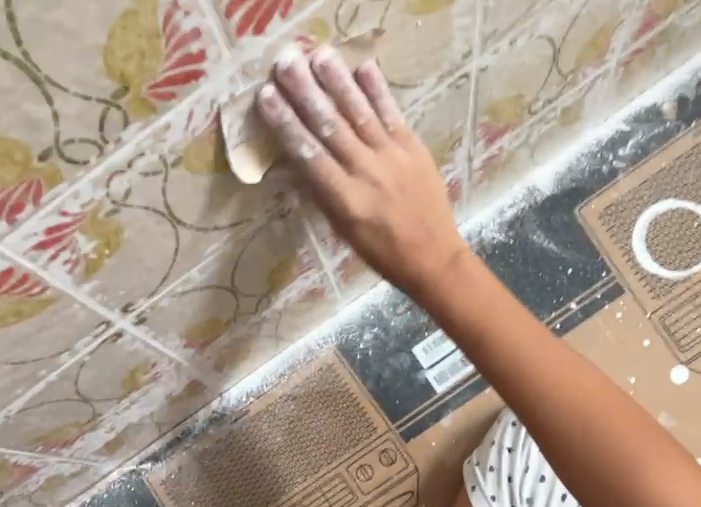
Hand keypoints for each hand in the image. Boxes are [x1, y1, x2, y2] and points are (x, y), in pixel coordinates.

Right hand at [260, 43, 471, 296]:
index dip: (287, 125)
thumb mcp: (345, 233)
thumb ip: (322, 196)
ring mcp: (393, 158)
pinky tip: (363, 66)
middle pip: (331, 127)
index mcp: (347, 201)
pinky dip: (378, 90)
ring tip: (319, 54)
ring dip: (338, 82)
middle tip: (285, 61)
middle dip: (306, 93)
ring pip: (360, 114)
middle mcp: (367, 174)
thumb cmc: (383, 253)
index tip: (267, 97)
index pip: (310, 156)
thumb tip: (292, 165)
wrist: (434, 258)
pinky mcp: (414, 149)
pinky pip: (392, 114)